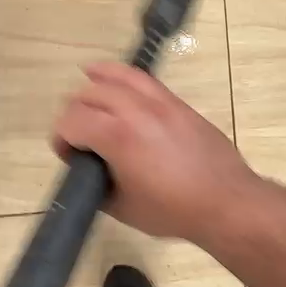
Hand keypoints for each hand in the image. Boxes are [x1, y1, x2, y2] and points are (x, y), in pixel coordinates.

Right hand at [52, 62, 264, 239]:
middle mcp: (134, 109)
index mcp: (116, 135)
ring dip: (97, 82)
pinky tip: (119, 85)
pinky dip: (124, 78)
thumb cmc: (172, 210)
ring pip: (117, 76)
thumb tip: (88, 169)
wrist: (224, 200)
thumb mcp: (121, 206)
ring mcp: (159, 102)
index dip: (61, 139)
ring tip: (87, 84)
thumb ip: (95, 183)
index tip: (68, 157)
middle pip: (89, 94)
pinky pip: (144, 80)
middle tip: (80, 137)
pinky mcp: (177, 103)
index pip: (70, 121)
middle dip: (75, 113)